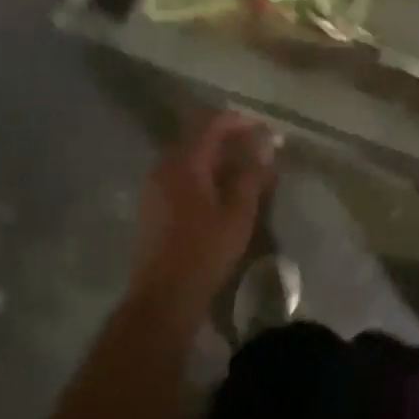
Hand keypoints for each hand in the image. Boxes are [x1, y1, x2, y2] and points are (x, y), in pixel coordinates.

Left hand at [129, 112, 275, 315]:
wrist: (163, 296)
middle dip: (230, 140)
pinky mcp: (152, 206)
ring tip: (244, 172)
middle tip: (258, 150)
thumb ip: (252, 174)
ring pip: (190, 159)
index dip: (241, 122)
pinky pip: (181, 176)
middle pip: (199, 139)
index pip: (213, 125)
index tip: (266, 129)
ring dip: (217, 159)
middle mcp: (164, 167)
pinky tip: (221, 192)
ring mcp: (154, 187)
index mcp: (185, 163)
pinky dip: (203, 175)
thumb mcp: (239, 212)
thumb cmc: (205, 251)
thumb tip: (265, 145)